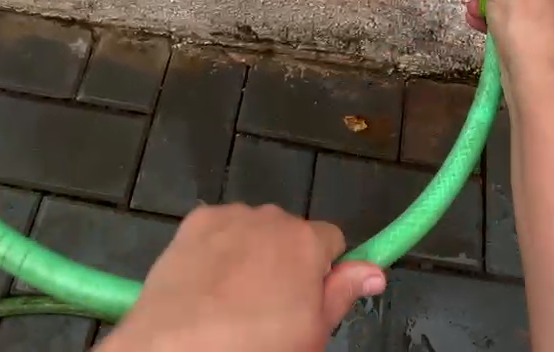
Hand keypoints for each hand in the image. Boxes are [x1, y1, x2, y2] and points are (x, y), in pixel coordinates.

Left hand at [97, 204, 384, 351]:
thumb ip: (343, 294)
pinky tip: (206, 283)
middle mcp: (272, 217)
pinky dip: (216, 248)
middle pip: (290, 233)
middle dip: (284, 261)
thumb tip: (375, 270)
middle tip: (268, 308)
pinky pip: (218, 228)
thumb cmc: (257, 348)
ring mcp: (231, 215)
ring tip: (230, 300)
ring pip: (253, 230)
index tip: (307, 300)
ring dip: (250, 253)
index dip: (322, 271)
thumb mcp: (311, 334)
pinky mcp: (195, 219)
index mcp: (307, 241)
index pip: (332, 240)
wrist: (178, 349)